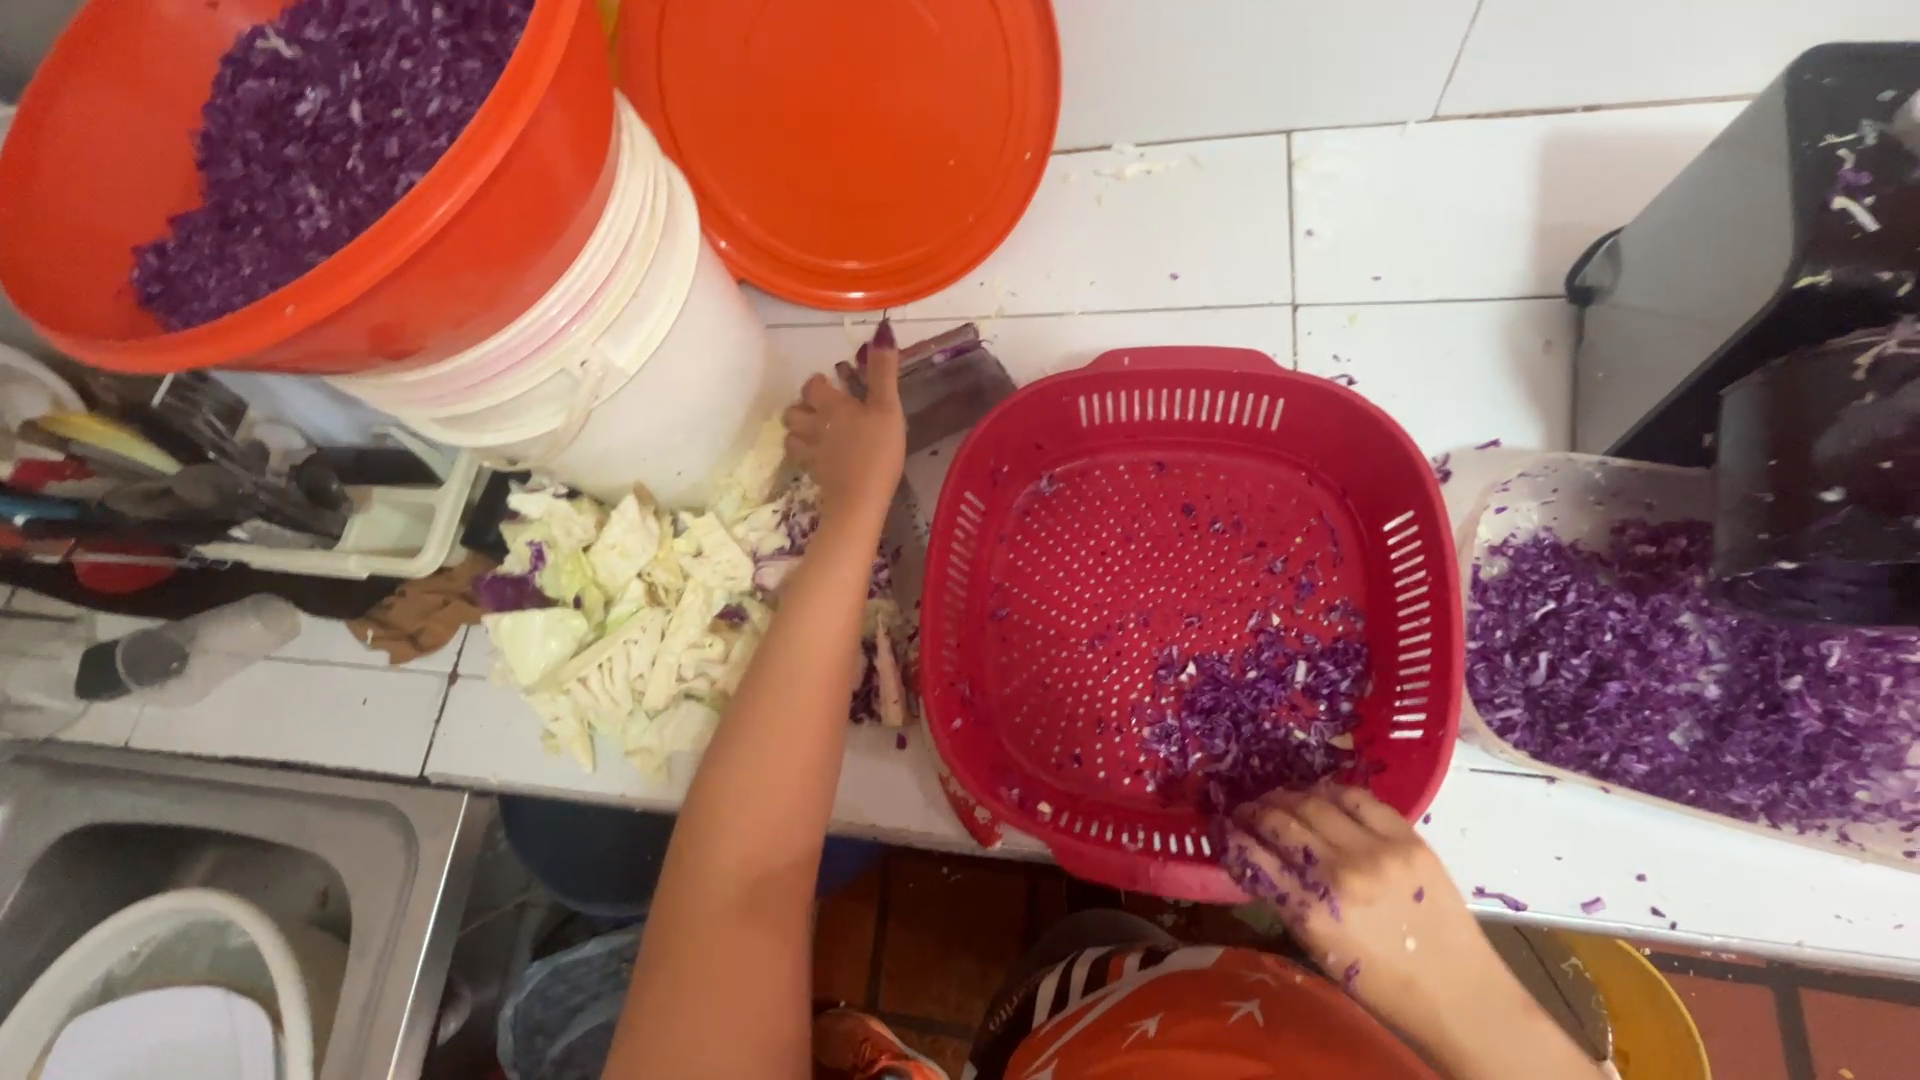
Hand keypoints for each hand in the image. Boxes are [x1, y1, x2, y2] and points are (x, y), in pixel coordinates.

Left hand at [784, 321, 906, 521]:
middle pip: (793, 412)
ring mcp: (811, 454)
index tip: (827, 383)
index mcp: (831, 406)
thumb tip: (882, 331)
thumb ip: (883, 372)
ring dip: (799, 432)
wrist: (861, 499)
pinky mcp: (815, 476)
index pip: (812, 387)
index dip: (817, 384)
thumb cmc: (877, 451)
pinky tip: (821, 459)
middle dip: (802, 408)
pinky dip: (808, 455)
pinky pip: (803, 461)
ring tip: (815, 432)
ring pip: (792, 437)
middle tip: (819, 409)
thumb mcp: (887, 407)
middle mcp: (814, 427)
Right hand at [1222, 785, 1507, 1033]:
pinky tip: (1319, 794)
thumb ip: (1285, 898)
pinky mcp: (1408, 839)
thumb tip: (1256, 855)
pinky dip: (1330, 791)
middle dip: (1255, 811)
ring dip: (1286, 796)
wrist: (1459, 995)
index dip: (1234, 836)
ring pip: (1313, 802)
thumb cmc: (1380, 983)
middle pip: (1280, 822)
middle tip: (1247, 810)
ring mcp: (1375, 852)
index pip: (1254, 856)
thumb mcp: (1316, 947)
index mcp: (1310, 912)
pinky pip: (1357, 798)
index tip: (1227, 828)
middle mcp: (1338, 874)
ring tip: (1278, 799)